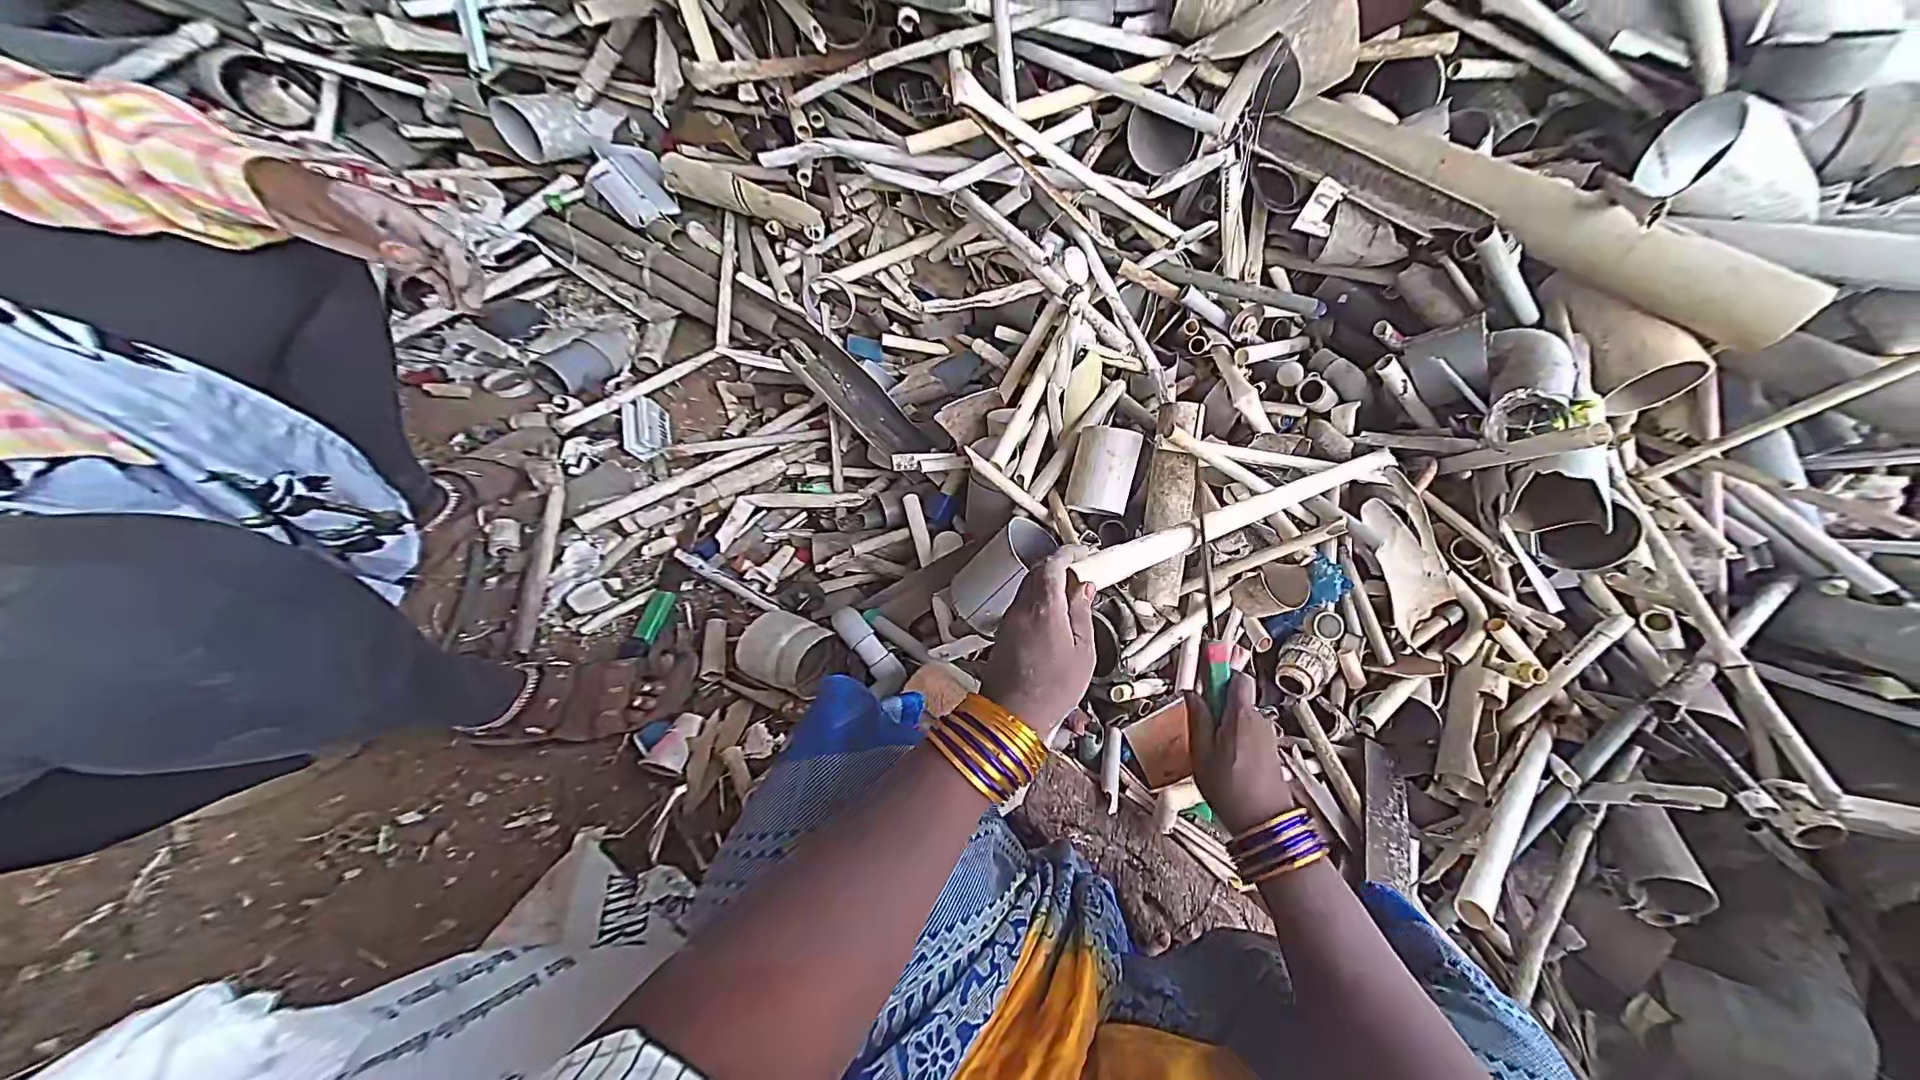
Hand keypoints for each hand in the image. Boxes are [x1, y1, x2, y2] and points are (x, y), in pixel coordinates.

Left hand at [245, 158, 479, 309]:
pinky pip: (429, 272)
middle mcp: (407, 228)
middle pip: (454, 256)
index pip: (446, 242)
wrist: (270, 191)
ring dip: (460, 287)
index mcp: (398, 214)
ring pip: (446, 266)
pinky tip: (445, 300)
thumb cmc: (295, 190)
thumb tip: (408, 255)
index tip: (463, 289)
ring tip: (464, 306)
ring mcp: (402, 240)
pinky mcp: (393, 252)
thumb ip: (372, 235)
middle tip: (470, 305)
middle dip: (469, 281)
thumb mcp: (332, 211)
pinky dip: (442, 287)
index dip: (461, 267)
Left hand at [977, 547, 1094, 740]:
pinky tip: (1053, 615)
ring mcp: (1009, 620)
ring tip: (1070, 596)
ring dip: (1047, 583)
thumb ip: (1082, 613)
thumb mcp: (1083, 651)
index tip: (1083, 554)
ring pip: (1028, 587)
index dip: (1069, 553)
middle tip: (1080, 573)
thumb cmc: (1050, 691)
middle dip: (1058, 566)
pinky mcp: (1004, 632)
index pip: (1052, 564)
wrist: (1014, 715)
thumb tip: (1084, 590)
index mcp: (1044, 609)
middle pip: (1037, 571)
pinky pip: (1022, 604)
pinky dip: (1038, 600)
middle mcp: (1021, 609)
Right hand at [1185, 673, 1297, 833]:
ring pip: (1243, 714)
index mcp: (1242, 715)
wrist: (1264, 822)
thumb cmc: (1234, 791)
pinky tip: (1223, 755)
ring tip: (1209, 742)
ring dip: (1226, 720)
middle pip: (1238, 694)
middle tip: (1200, 712)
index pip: (1236, 675)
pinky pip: (1249, 730)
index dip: (1219, 669)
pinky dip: (1235, 735)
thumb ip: (1197, 718)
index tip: (1206, 666)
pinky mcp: (1270, 749)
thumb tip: (1191, 696)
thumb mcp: (1201, 751)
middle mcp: (1259, 720)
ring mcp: (1267, 735)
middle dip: (1218, 700)